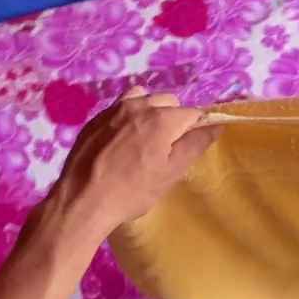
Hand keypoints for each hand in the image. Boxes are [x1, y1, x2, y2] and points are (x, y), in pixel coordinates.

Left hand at [46, 87, 220, 237]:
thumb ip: (195, 145)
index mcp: (162, 118)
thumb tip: (216, 126)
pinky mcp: (96, 117)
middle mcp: (139, 105)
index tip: (188, 146)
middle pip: (168, 101)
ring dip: (150, 112)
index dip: (196, 128)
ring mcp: (114, 109)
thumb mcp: (170, 173)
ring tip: (144, 139)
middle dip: (173, 118)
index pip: (192, 113)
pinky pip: (121, 107)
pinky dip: (129, 117)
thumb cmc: (132, 191)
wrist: (83, 199)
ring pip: (143, 98)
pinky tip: (122, 140)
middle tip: (165, 147)